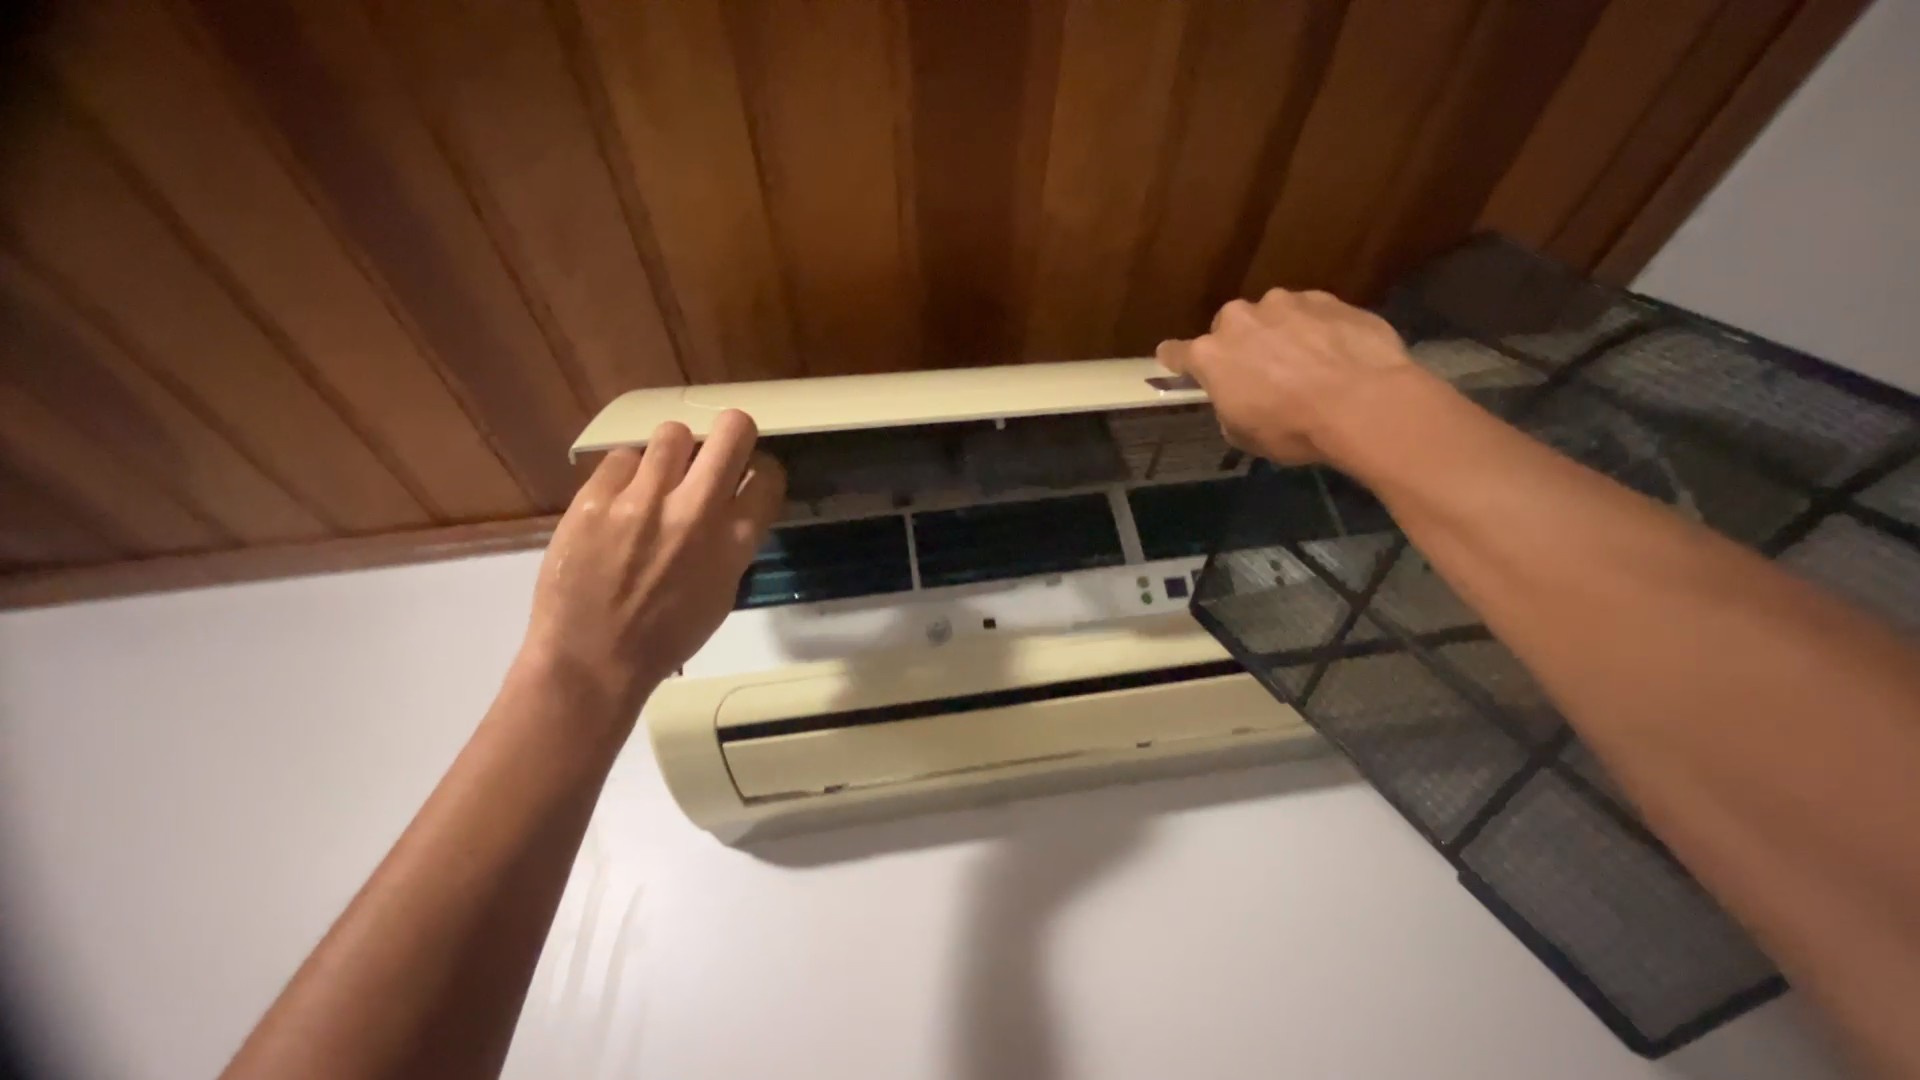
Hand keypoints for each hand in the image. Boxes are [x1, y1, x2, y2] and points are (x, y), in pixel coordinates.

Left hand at [521, 410, 783, 716]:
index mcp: (733, 542)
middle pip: (733, 430)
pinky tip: (620, 501)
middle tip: (717, 451)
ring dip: (673, 452)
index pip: (768, 475)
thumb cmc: (666, 638)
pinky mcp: (596, 497)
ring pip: (673, 433)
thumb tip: (733, 505)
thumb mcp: (721, 594)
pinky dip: (626, 474)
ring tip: (659, 478)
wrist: (592, 660)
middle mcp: (696, 510)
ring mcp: (643, 500)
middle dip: (732, 432)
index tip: (749, 475)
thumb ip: (732, 543)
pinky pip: (622, 457)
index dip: (762, 470)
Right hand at [1156, 288, 1428, 463]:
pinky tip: (1336, 352)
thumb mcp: (1246, 436)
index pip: (1176, 352)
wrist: (1365, 403)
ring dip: (1279, 332)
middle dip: (1239, 345)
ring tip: (1306, 361)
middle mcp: (1241, 319)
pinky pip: (1311, 312)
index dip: (1176, 360)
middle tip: (1261, 372)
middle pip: (1228, 327)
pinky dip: (1316, 328)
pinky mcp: (1327, 298)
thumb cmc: (1293, 428)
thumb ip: (1230, 410)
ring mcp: (1285, 303)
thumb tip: (1237, 401)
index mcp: (1210, 355)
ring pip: (1271, 315)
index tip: (1177, 364)